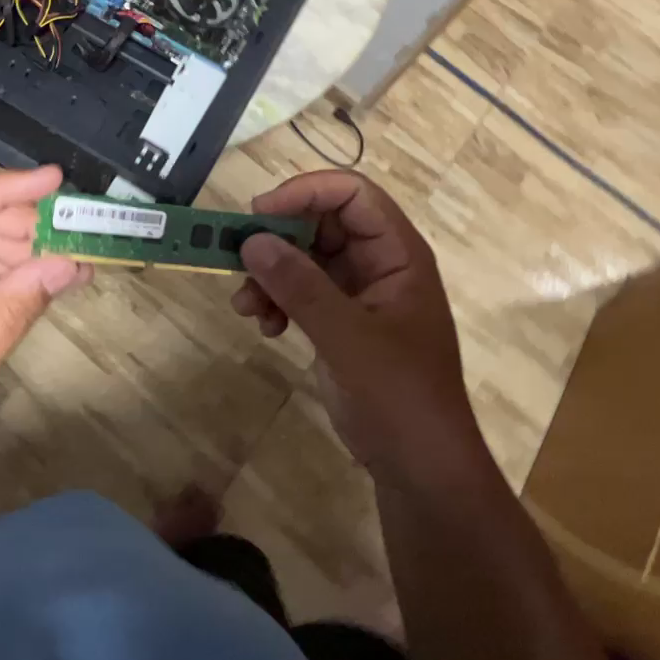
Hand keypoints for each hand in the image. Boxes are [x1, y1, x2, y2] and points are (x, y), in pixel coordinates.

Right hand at [231, 171, 477, 473]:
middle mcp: (378, 264)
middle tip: (239, 258)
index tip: (259, 213)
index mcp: (398, 254)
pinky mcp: (339, 322)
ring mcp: (358, 294)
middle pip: (322, 223)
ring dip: (270, 275)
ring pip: (304, 258)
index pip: (353, 194)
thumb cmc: (400, 396)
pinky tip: (266, 327)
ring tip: (247, 306)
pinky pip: (300, 292)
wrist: (420, 467)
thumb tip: (252, 240)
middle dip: (278, 239)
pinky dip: (277, 302)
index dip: (306, 192)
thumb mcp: (349, 338)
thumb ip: (301, 287)